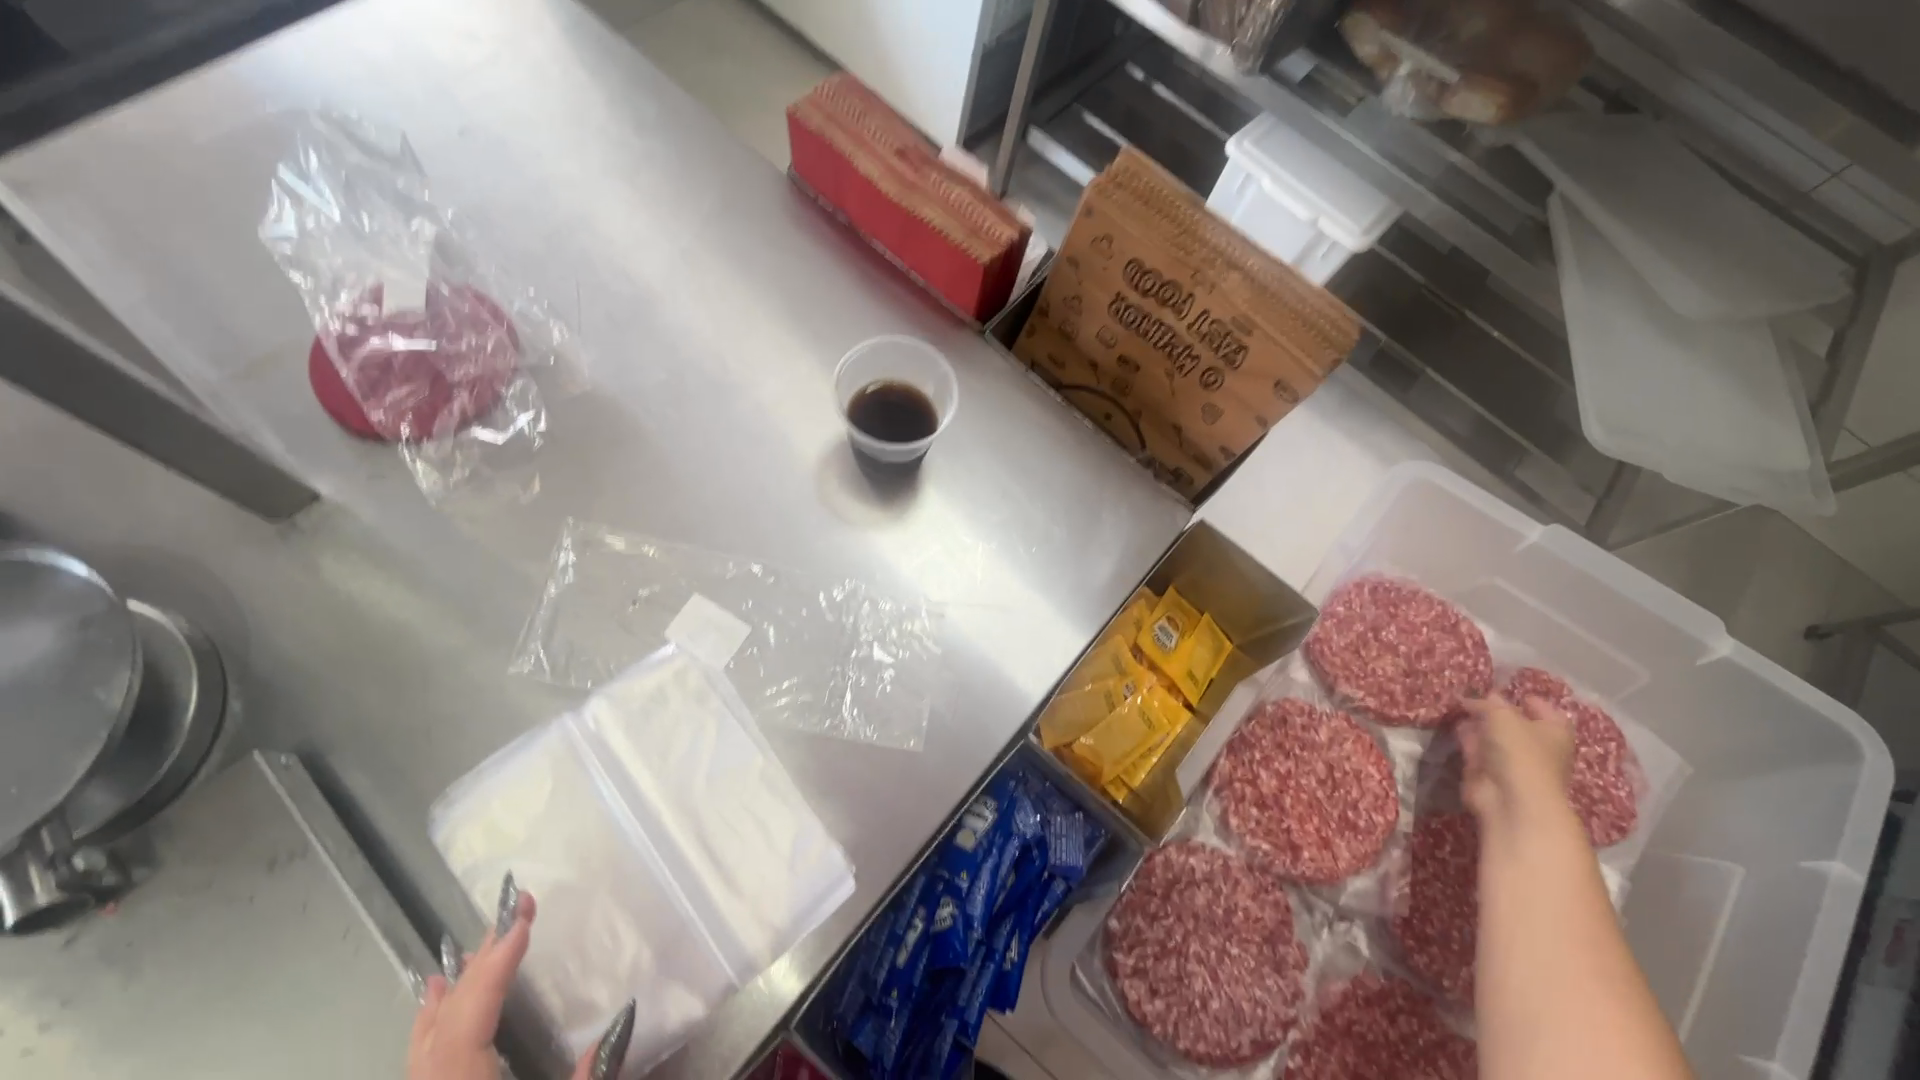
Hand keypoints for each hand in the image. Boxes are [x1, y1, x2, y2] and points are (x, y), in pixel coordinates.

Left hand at [408, 882, 637, 1079]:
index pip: (474, 1013)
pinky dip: (431, 1018)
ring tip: (481, 942)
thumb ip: (591, 1076)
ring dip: (459, 983)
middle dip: (485, 960)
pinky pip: (422, 1056)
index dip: (497, 966)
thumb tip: (623, 1016)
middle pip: (453, 1014)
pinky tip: (436, 993)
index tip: (522, 920)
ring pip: (431, 1033)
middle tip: (517, 909)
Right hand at [1457, 693, 1576, 834]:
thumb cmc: (1520, 752)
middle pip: (1514, 722)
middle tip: (1470, 696)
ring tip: (1455, 705)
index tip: (1500, 687)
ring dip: (1476, 724)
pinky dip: (1465, 738)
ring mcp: (1512, 761)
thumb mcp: (1502, 716)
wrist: (1510, 799)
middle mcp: (1536, 746)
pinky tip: (1451, 724)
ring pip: (1492, 736)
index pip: (1542, 708)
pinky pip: (1476, 749)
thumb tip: (1476, 698)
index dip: (1523, 697)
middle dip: (1493, 710)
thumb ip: (1488, 704)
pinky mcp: (1488, 773)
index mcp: (1554, 731)